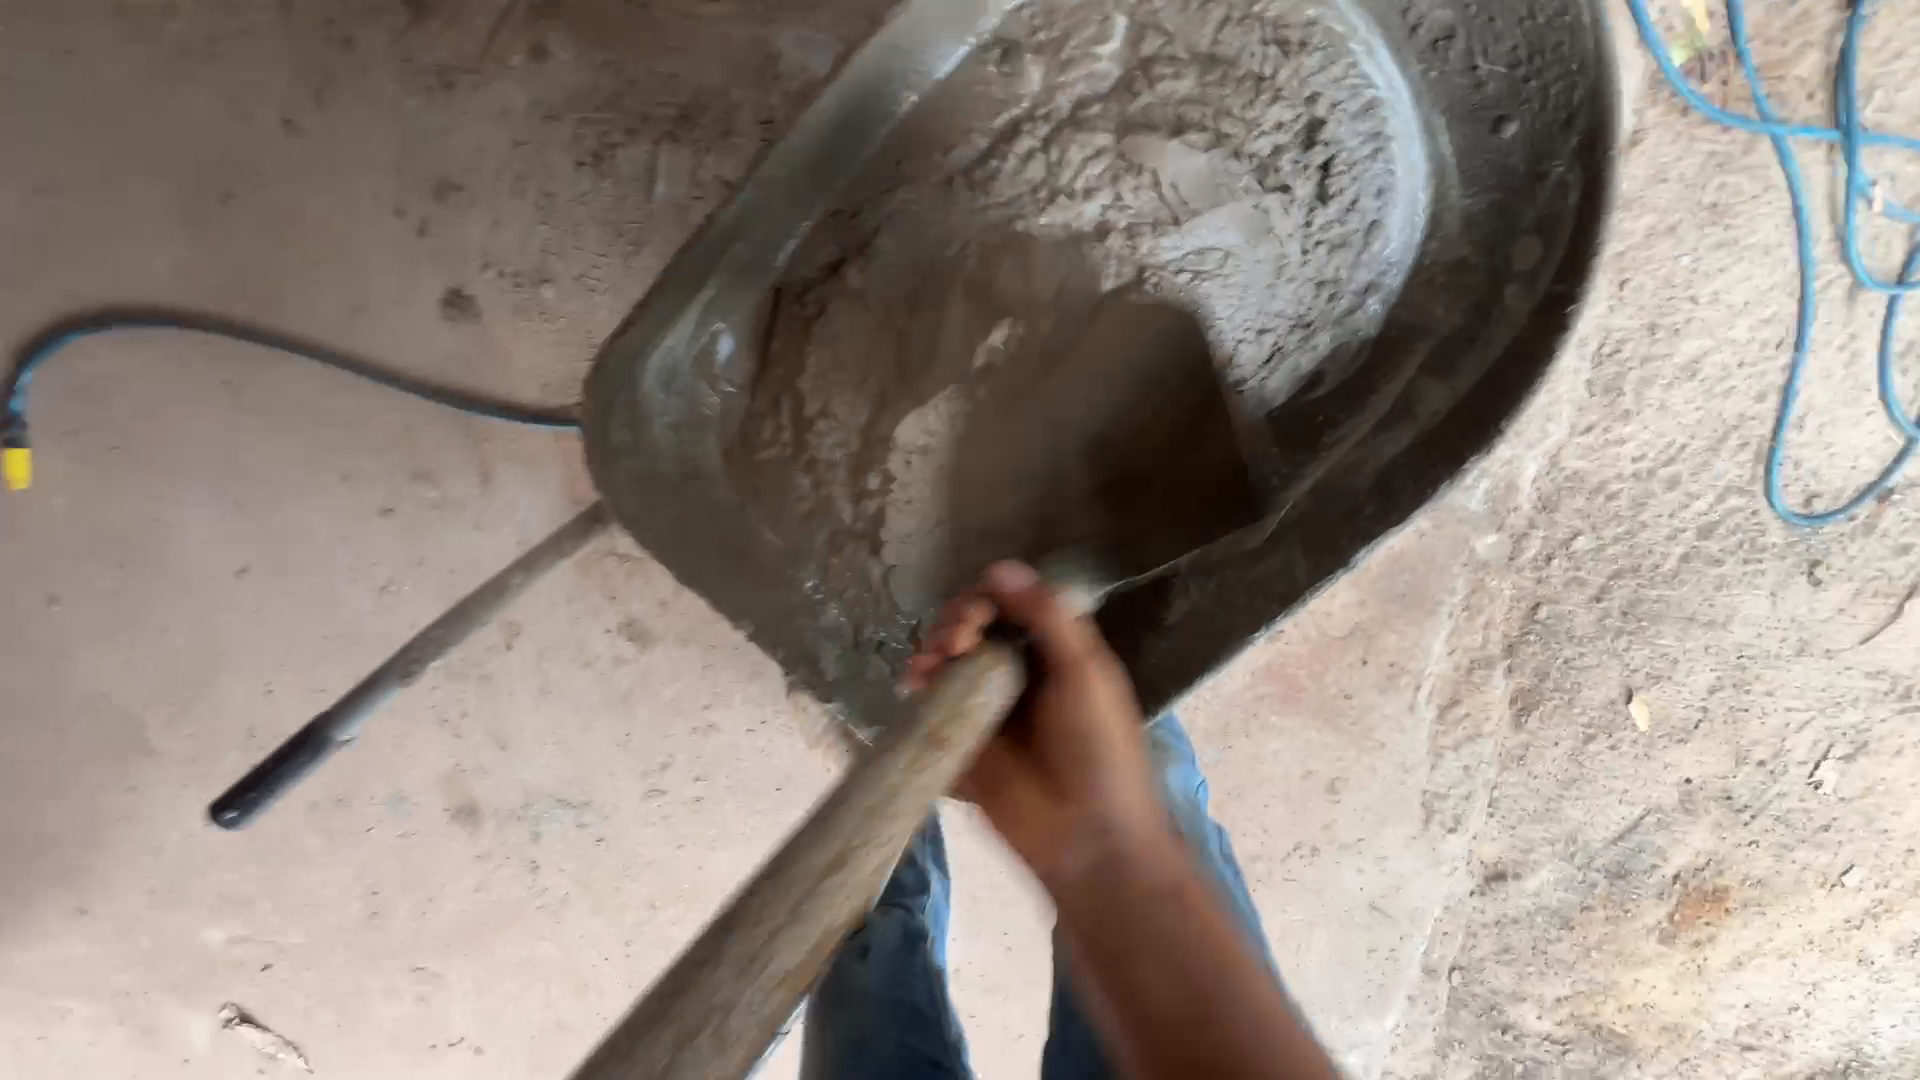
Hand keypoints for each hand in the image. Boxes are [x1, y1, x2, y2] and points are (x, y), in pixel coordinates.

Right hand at [903, 561, 1175, 887]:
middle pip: (971, 628)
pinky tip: (916, 682)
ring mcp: (985, 707)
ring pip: (946, 660)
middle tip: (958, 640)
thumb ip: (1046, 616)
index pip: (1009, 605)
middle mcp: (1016, 672)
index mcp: (1052, 652)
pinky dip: (919, 686)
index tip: (978, 611)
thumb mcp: (1084, 672)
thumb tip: (999, 567)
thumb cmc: (1097, 748)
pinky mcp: (960, 740)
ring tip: (934, 661)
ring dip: (933, 648)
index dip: (987, 599)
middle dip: (957, 621)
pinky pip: (931, 704)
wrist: (1087, 836)